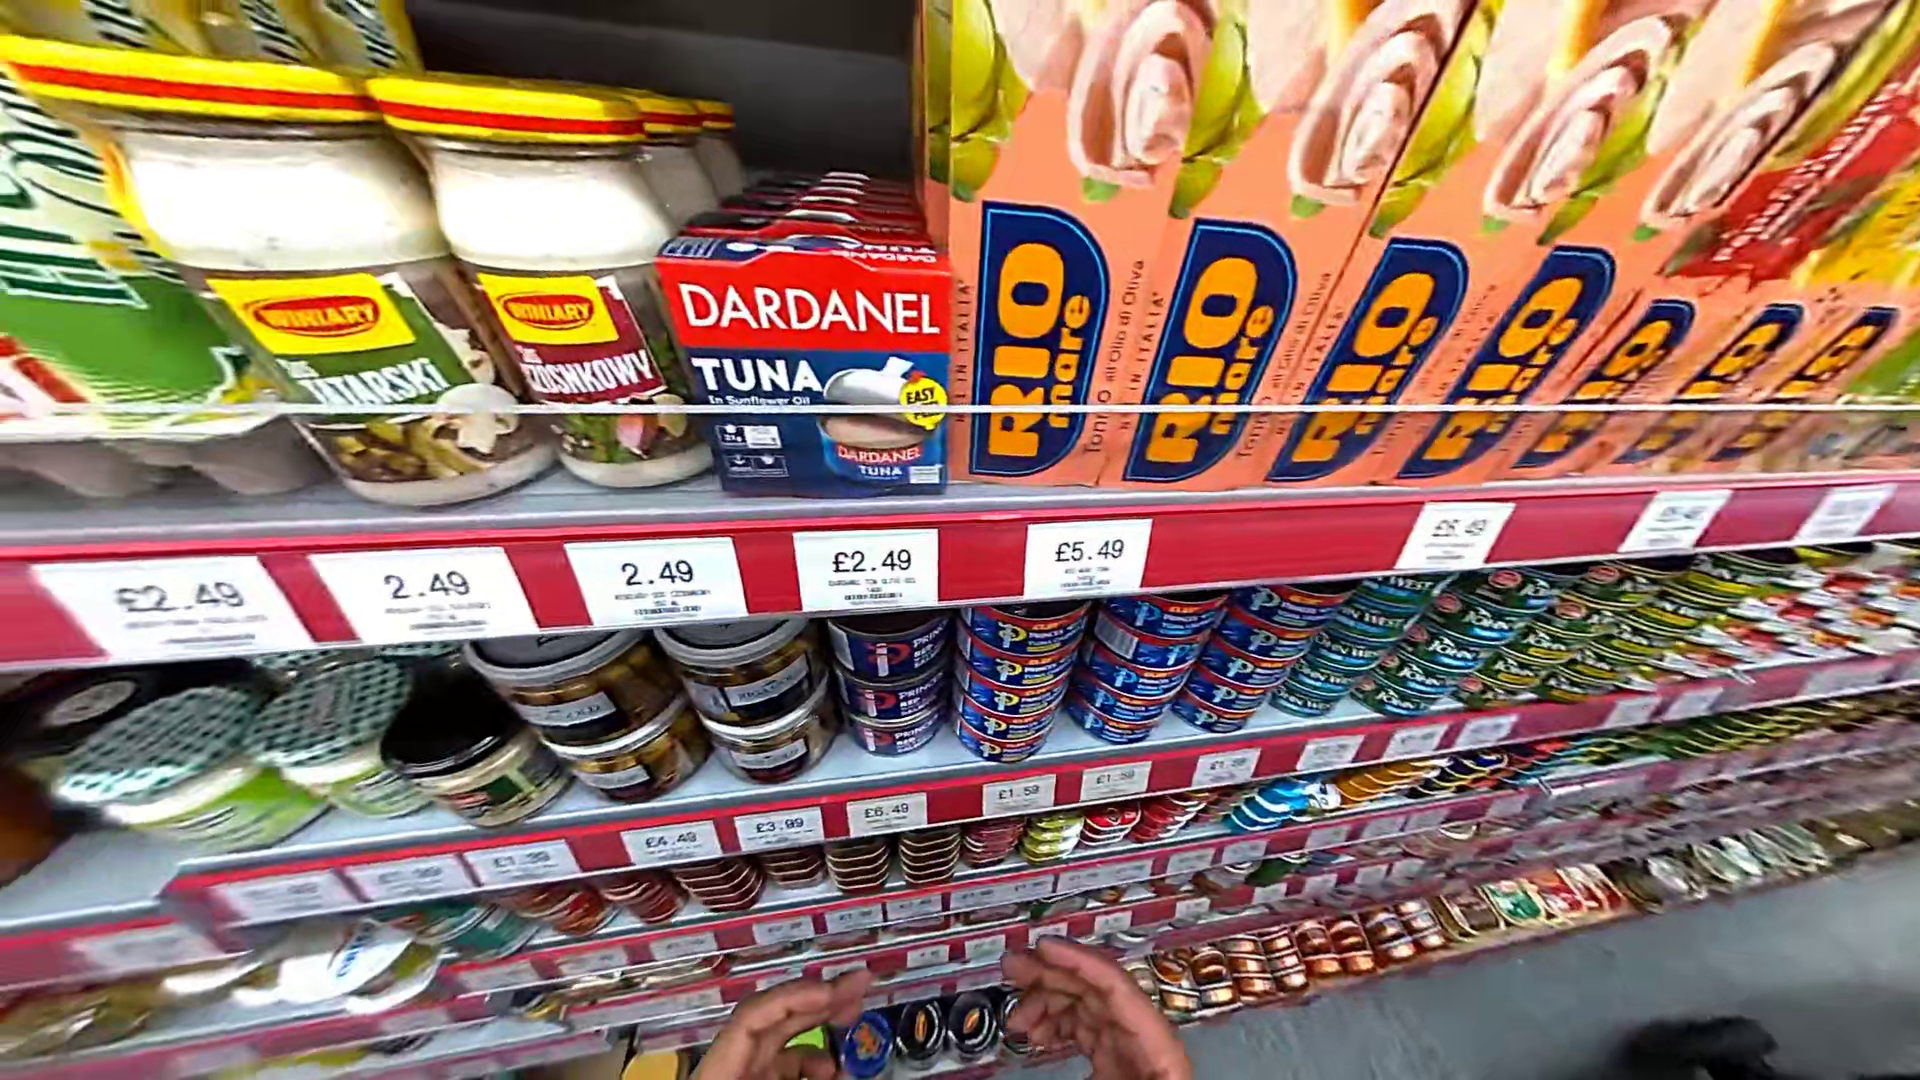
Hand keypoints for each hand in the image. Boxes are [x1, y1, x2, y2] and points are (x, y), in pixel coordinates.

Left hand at [692, 969, 872, 1079]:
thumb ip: (800, 1068)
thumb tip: (842, 1065)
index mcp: (718, 1067)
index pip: (754, 1013)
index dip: (795, 995)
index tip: (834, 989)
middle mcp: (729, 1063)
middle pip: (774, 1017)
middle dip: (820, 998)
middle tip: (862, 980)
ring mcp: (740, 1074)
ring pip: (782, 1038)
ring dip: (821, 1025)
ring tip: (856, 1015)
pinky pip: (783, 1064)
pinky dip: (811, 1060)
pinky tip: (835, 1067)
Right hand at [1001, 939, 1190, 1079]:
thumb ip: (1071, 1072)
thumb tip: (1025, 1040)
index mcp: (1157, 1049)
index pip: (1115, 985)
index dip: (1076, 960)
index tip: (1040, 948)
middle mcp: (1145, 1039)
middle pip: (1095, 989)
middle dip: (1051, 975)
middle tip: (1011, 968)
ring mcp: (1132, 1051)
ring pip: (1086, 1007)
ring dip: (1048, 1002)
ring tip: (1016, 1016)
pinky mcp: (1118, 1065)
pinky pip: (1085, 1029)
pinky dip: (1057, 1025)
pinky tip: (1035, 1032)